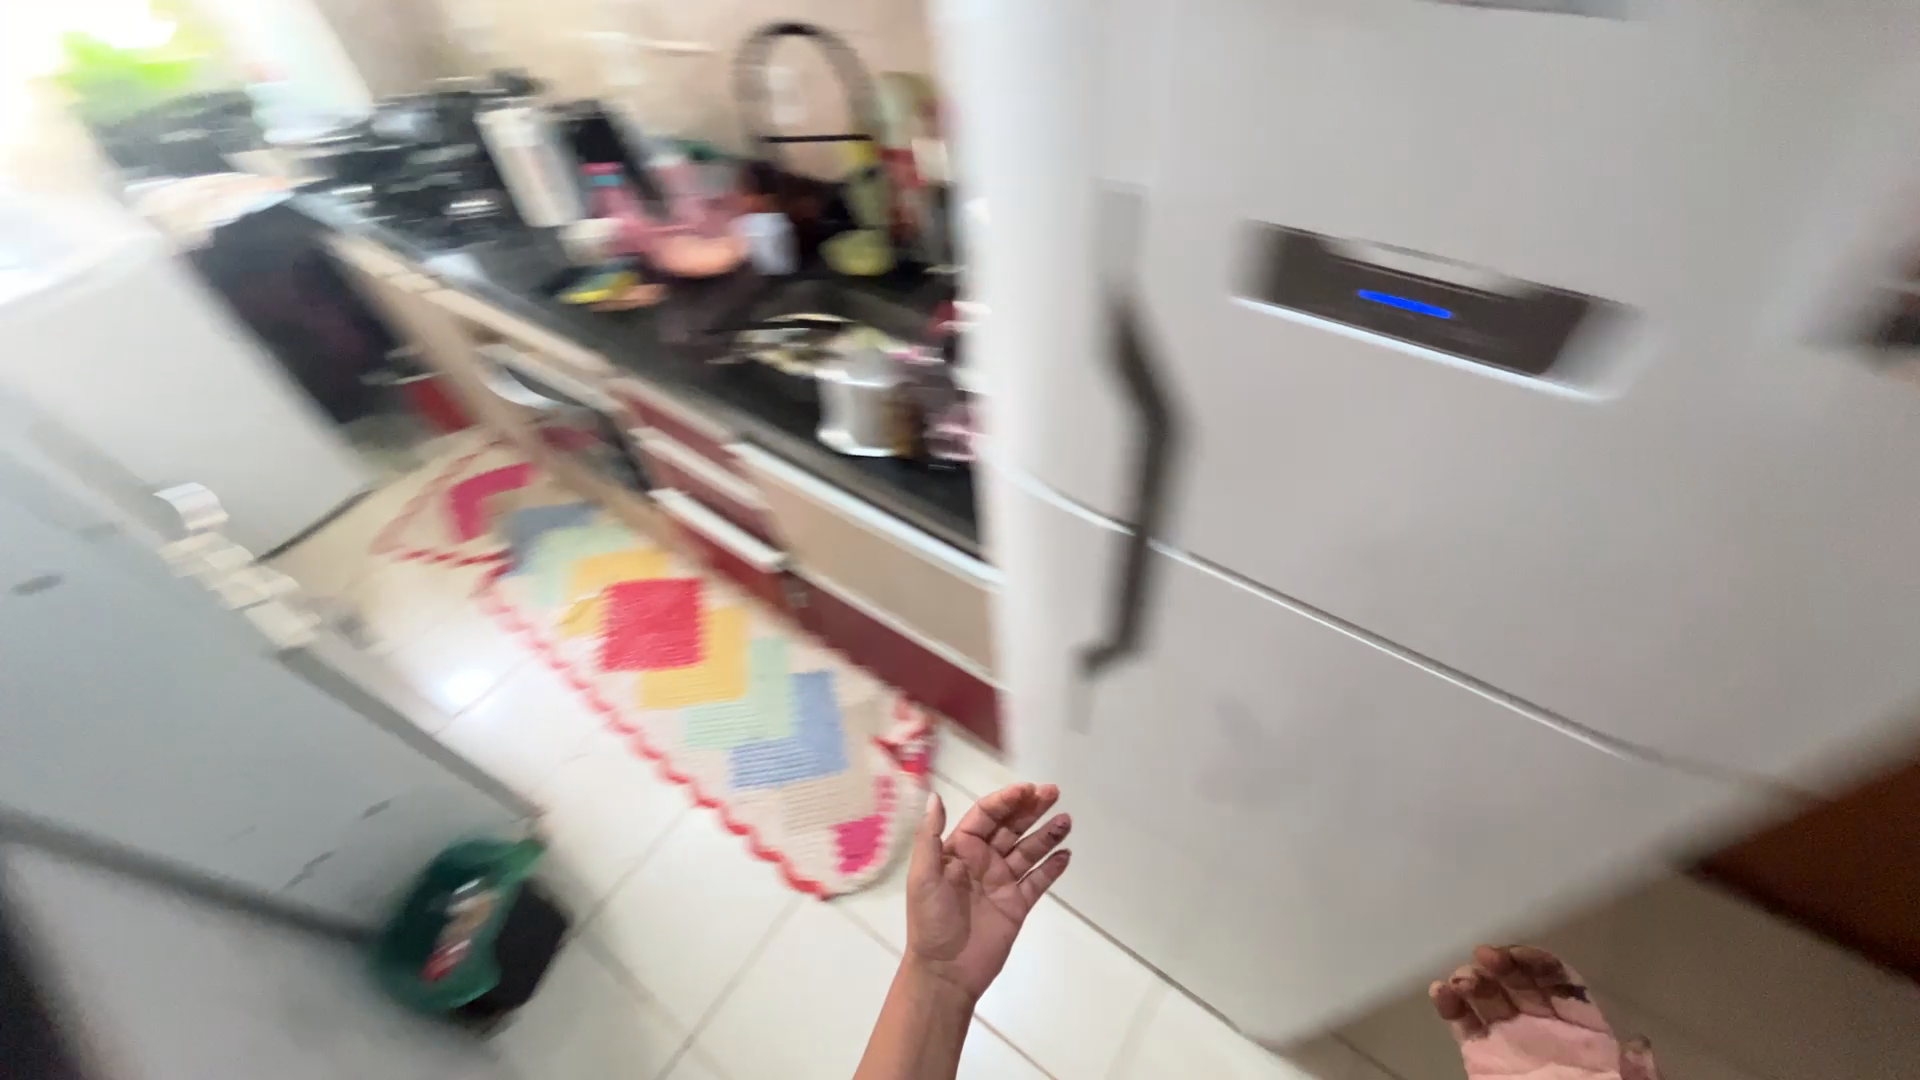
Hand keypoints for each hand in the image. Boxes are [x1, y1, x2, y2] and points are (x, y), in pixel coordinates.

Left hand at [904, 783, 1072, 1000]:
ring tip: (1066, 820)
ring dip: (1047, 834)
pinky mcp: (1017, 904)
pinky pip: (1037, 881)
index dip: (1007, 800)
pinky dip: (1052, 868)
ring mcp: (1002, 881)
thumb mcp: (922, 876)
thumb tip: (935, 796)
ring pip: (1028, 850)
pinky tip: (1066, 854)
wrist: (944, 973)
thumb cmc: (930, 921)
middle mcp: (984, 859)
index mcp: (960, 848)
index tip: (1028, 789)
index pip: (987, 814)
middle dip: (1032, 808)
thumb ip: (929, 836)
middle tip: (1054, 792)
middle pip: (1011, 826)